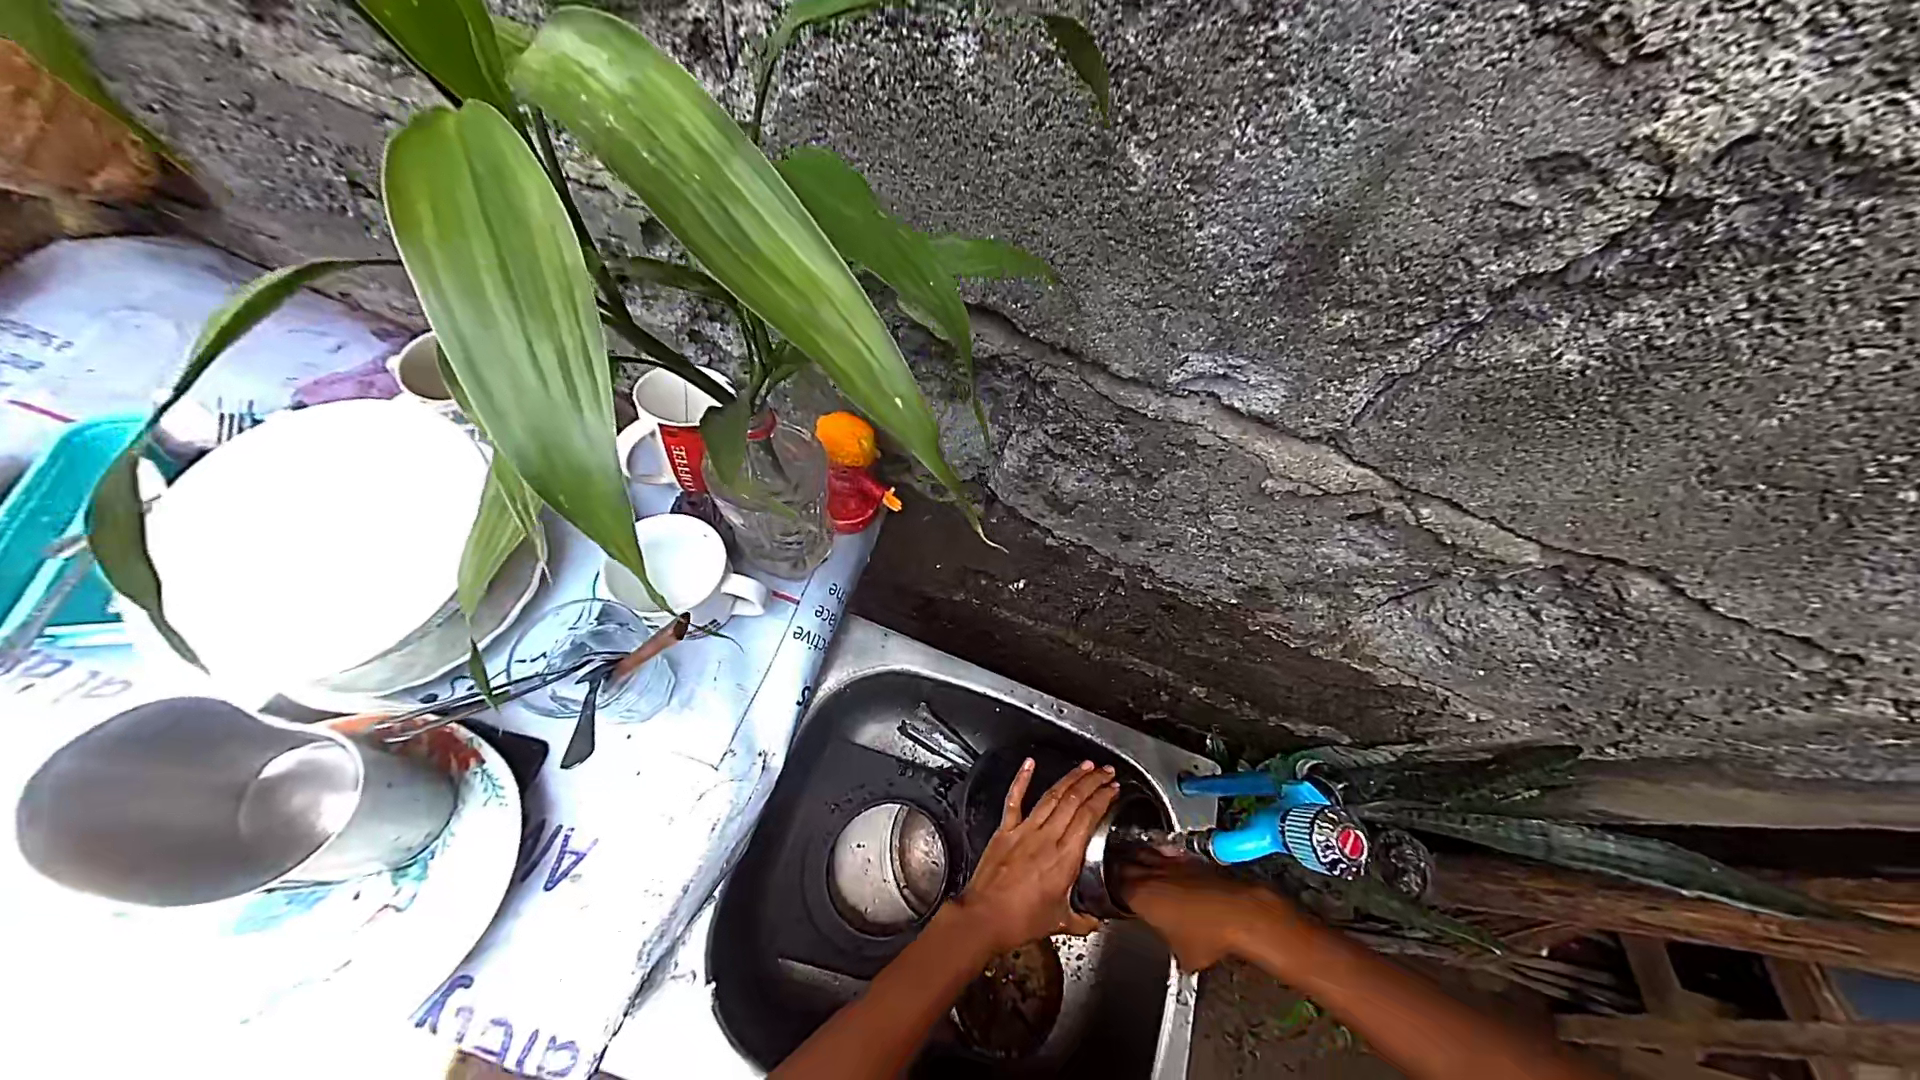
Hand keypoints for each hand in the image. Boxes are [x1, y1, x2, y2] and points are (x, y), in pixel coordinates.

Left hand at [951, 758, 1118, 952]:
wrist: (984, 918)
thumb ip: (1082, 920)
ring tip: (1084, 766)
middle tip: (1105, 771)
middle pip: (1073, 800)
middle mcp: (1047, 838)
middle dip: (1092, 782)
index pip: (1088, 817)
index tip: (1113, 789)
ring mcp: (1024, 830)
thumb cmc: (1022, 921)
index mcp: (1065, 858)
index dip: (1102, 799)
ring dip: (1069, 778)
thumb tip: (1095, 922)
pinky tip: (1029, 763)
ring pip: (1051, 796)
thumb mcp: (1060, 923)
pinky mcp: (1005, 830)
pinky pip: (1014, 799)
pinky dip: (1022, 779)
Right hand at [1116, 850, 1299, 971]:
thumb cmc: (1209, 935)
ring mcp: (1170, 862)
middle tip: (1114, 874)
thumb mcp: (1183, 955)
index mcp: (1138, 895)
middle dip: (1118, 868)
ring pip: (1144, 852)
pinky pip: (1167, 852)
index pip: (1112, 885)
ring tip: (1134, 862)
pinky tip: (1165, 861)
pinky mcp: (1190, 858)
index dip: (1109, 888)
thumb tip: (1178, 952)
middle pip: (1124, 863)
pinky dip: (1162, 855)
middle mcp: (1150, 873)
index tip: (1109, 892)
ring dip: (1137, 857)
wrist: (1241, 913)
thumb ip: (1171, 947)